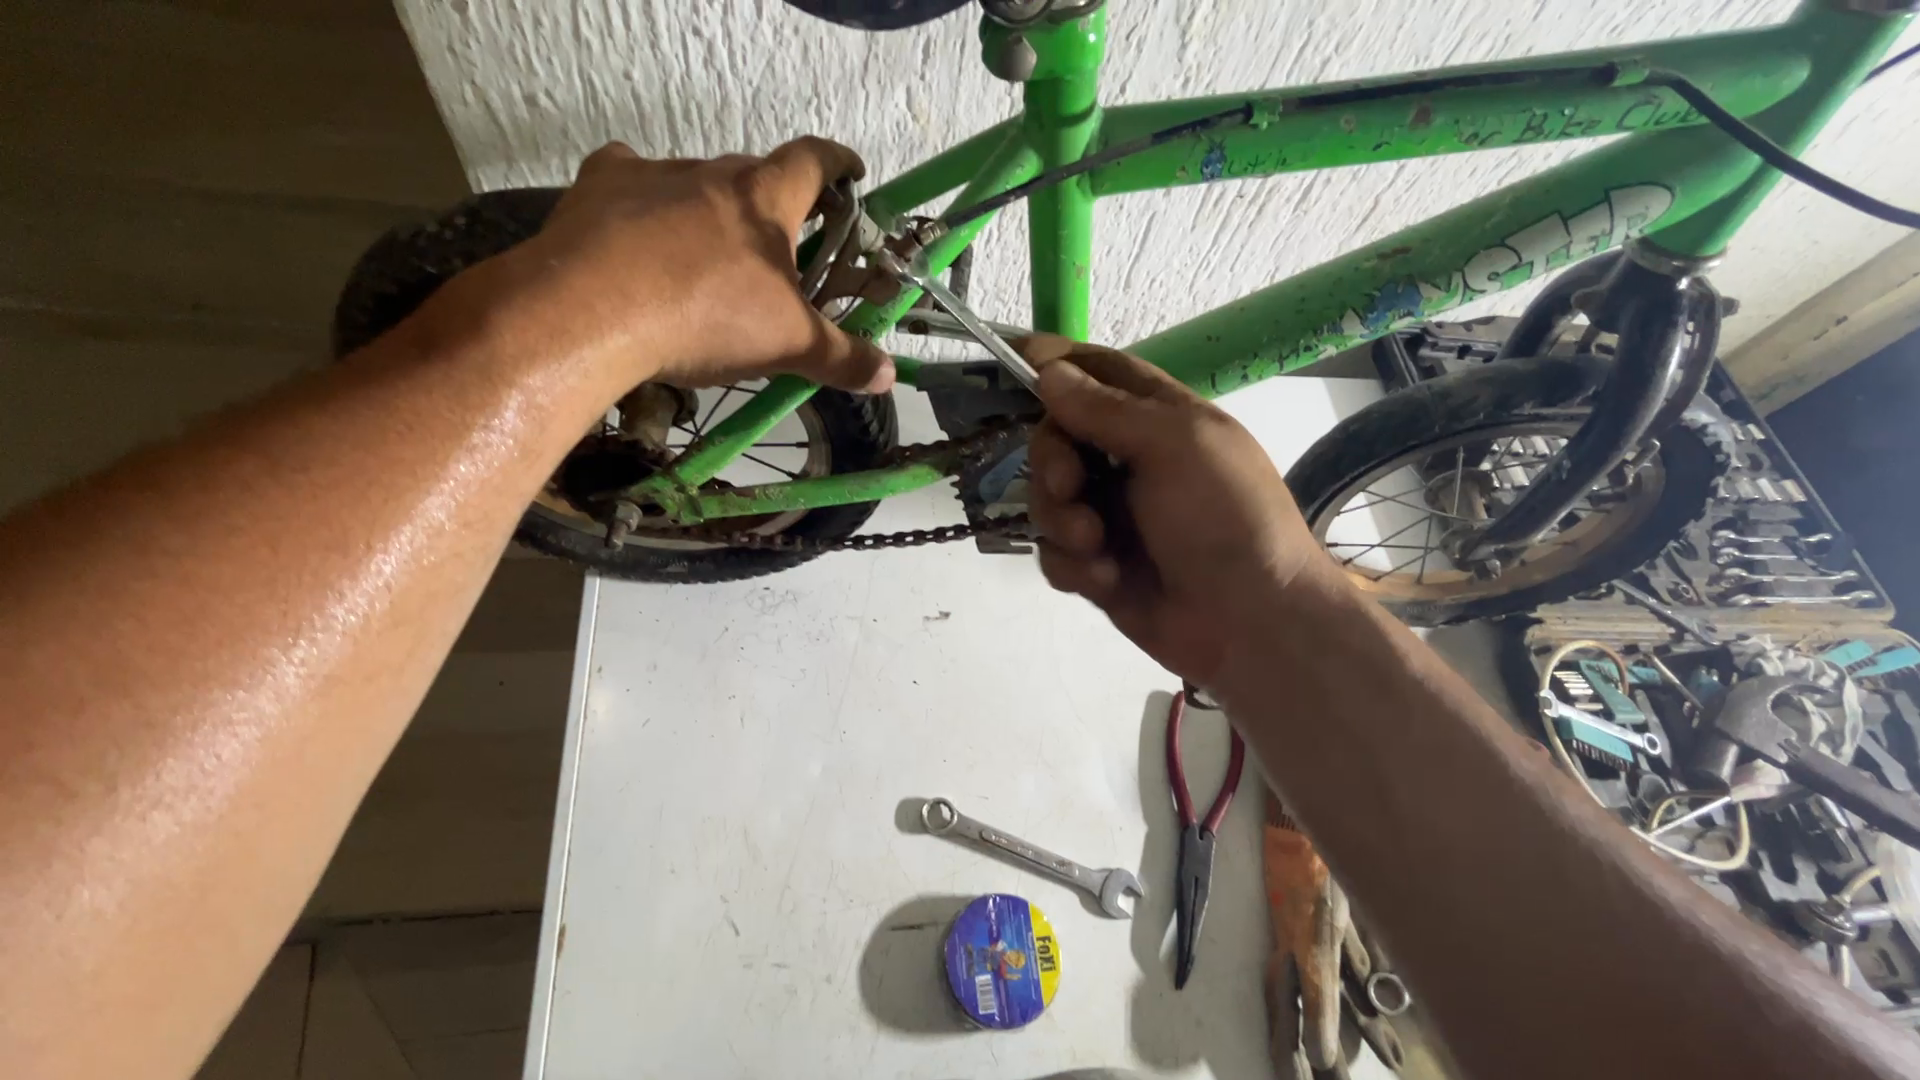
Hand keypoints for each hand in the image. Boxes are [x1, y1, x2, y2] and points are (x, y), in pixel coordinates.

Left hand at [465, 138, 893, 392]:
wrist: (591, 311)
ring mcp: (652, 175)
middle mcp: (712, 173)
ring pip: (694, 180)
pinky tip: (640, 234)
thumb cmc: (706, 317)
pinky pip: (629, 180)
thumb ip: (841, 358)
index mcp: (764, 200)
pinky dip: (643, 201)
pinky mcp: (599, 189)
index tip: (852, 174)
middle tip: (778, 243)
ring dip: (709, 208)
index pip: (814, 161)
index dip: (839, 165)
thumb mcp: (788, 346)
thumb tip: (889, 376)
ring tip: (707, 254)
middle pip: (754, 174)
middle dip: (772, 202)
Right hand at [1024, 336, 1343, 685]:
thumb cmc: (1225, 518)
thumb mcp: (1176, 446)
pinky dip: (1072, 565)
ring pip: (1046, 499)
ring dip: (1062, 520)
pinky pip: (1053, 552)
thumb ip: (1106, 409)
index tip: (1013, 358)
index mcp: (1158, 419)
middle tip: (1070, 486)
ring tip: (1097, 546)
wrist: (1250, 622)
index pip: (1098, 373)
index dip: (1057, 363)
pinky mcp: (1096, 566)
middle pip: (1055, 437)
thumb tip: (1048, 369)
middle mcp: (1129, 462)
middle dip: (1051, 461)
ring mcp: (1110, 516)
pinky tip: (1105, 580)